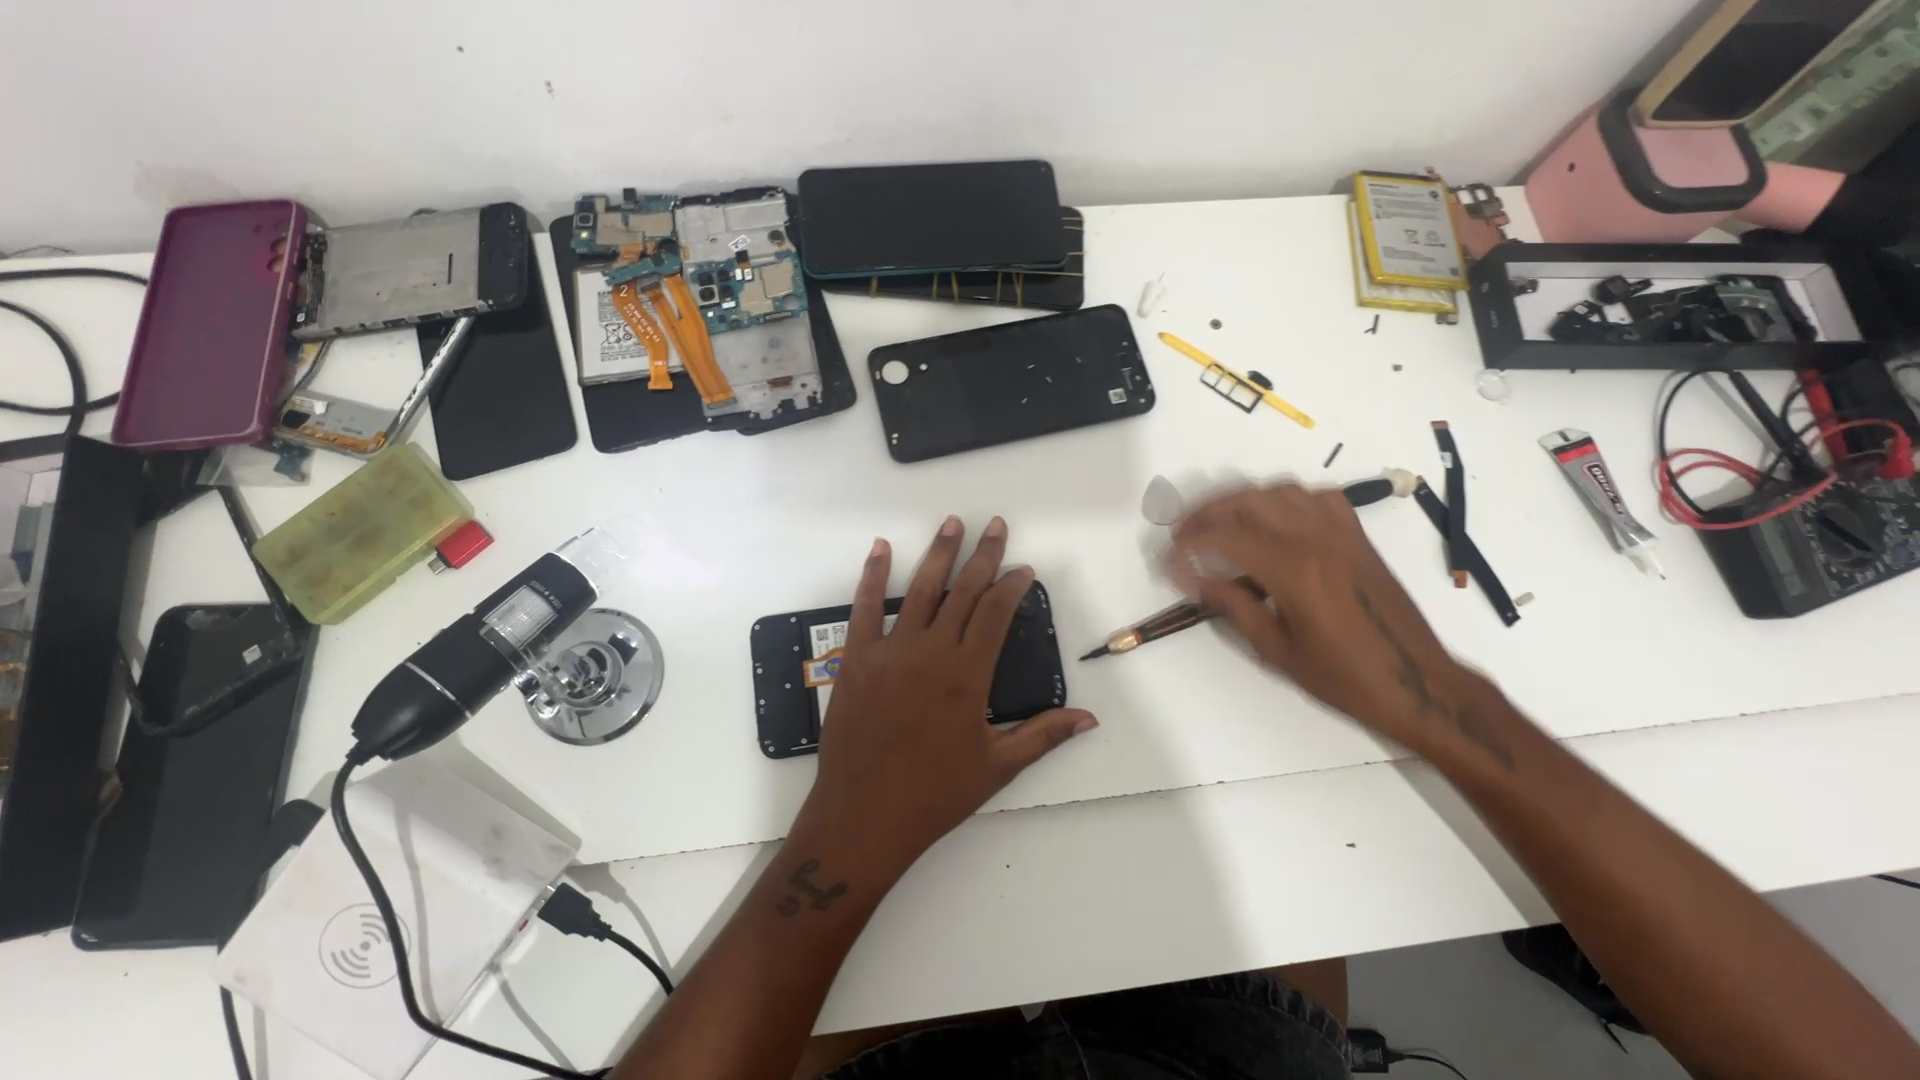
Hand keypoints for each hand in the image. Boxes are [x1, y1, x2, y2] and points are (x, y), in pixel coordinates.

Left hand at [803, 516, 1096, 875]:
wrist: (865, 815)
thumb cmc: (935, 794)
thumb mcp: (998, 767)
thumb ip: (1044, 734)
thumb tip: (1089, 717)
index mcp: (968, 676)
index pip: (995, 614)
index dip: (1011, 586)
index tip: (1023, 568)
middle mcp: (931, 653)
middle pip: (963, 592)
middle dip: (983, 556)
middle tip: (997, 525)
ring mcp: (890, 652)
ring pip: (920, 591)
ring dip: (939, 553)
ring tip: (953, 523)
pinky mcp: (856, 660)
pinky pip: (864, 608)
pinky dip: (873, 575)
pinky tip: (881, 548)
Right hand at [1166, 483, 1480, 755]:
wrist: (1417, 682)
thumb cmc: (1344, 679)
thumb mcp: (1278, 652)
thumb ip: (1234, 607)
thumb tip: (1195, 580)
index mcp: (1294, 571)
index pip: (1225, 539)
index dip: (1188, 547)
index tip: (1166, 562)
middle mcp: (1316, 540)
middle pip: (1248, 502)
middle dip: (1205, 513)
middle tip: (1180, 535)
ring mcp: (1341, 533)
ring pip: (1280, 491)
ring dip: (1241, 500)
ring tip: (1216, 522)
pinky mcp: (1357, 537)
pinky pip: (1316, 497)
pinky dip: (1285, 499)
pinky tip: (1271, 519)